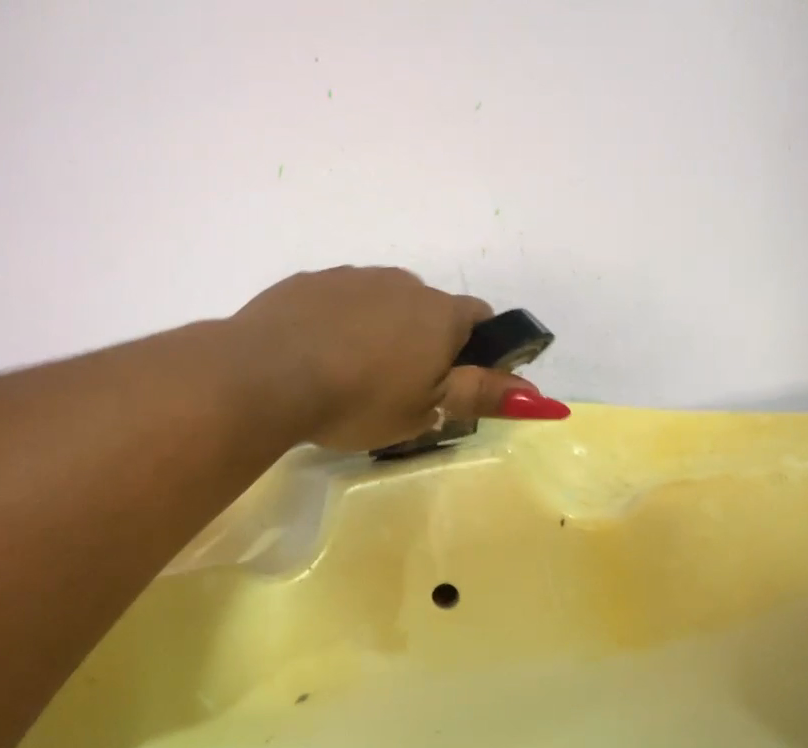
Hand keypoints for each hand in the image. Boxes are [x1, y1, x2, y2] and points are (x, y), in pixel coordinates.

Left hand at [228, 266, 567, 451]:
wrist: (268, 375)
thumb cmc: (359, 400)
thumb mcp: (427, 410)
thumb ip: (480, 396)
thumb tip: (538, 395)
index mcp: (438, 314)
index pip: (479, 320)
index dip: (475, 351)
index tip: (453, 383)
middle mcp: (400, 283)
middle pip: (427, 310)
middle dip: (422, 342)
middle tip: (395, 390)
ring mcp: (350, 277)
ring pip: (379, 304)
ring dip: (377, 331)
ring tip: (348, 376)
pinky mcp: (306, 283)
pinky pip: (335, 303)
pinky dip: (335, 326)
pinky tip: (314, 358)